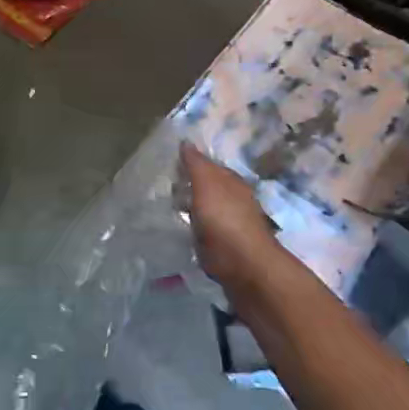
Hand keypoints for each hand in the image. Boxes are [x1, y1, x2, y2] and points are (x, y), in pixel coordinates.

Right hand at [181, 142, 281, 293]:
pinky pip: (205, 233)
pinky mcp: (225, 249)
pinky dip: (194, 230)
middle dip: (190, 187)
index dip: (191, 164)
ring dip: (191, 209)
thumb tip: (186, 141)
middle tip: (163, 189)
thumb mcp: (207, 185)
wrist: (244, 268)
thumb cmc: (225, 221)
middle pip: (209, 188)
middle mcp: (235, 201)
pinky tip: (181, 233)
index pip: (210, 166)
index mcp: (232, 182)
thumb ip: (196, 165)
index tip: (168, 166)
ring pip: (207, 211)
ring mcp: (231, 226)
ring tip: (166, 210)